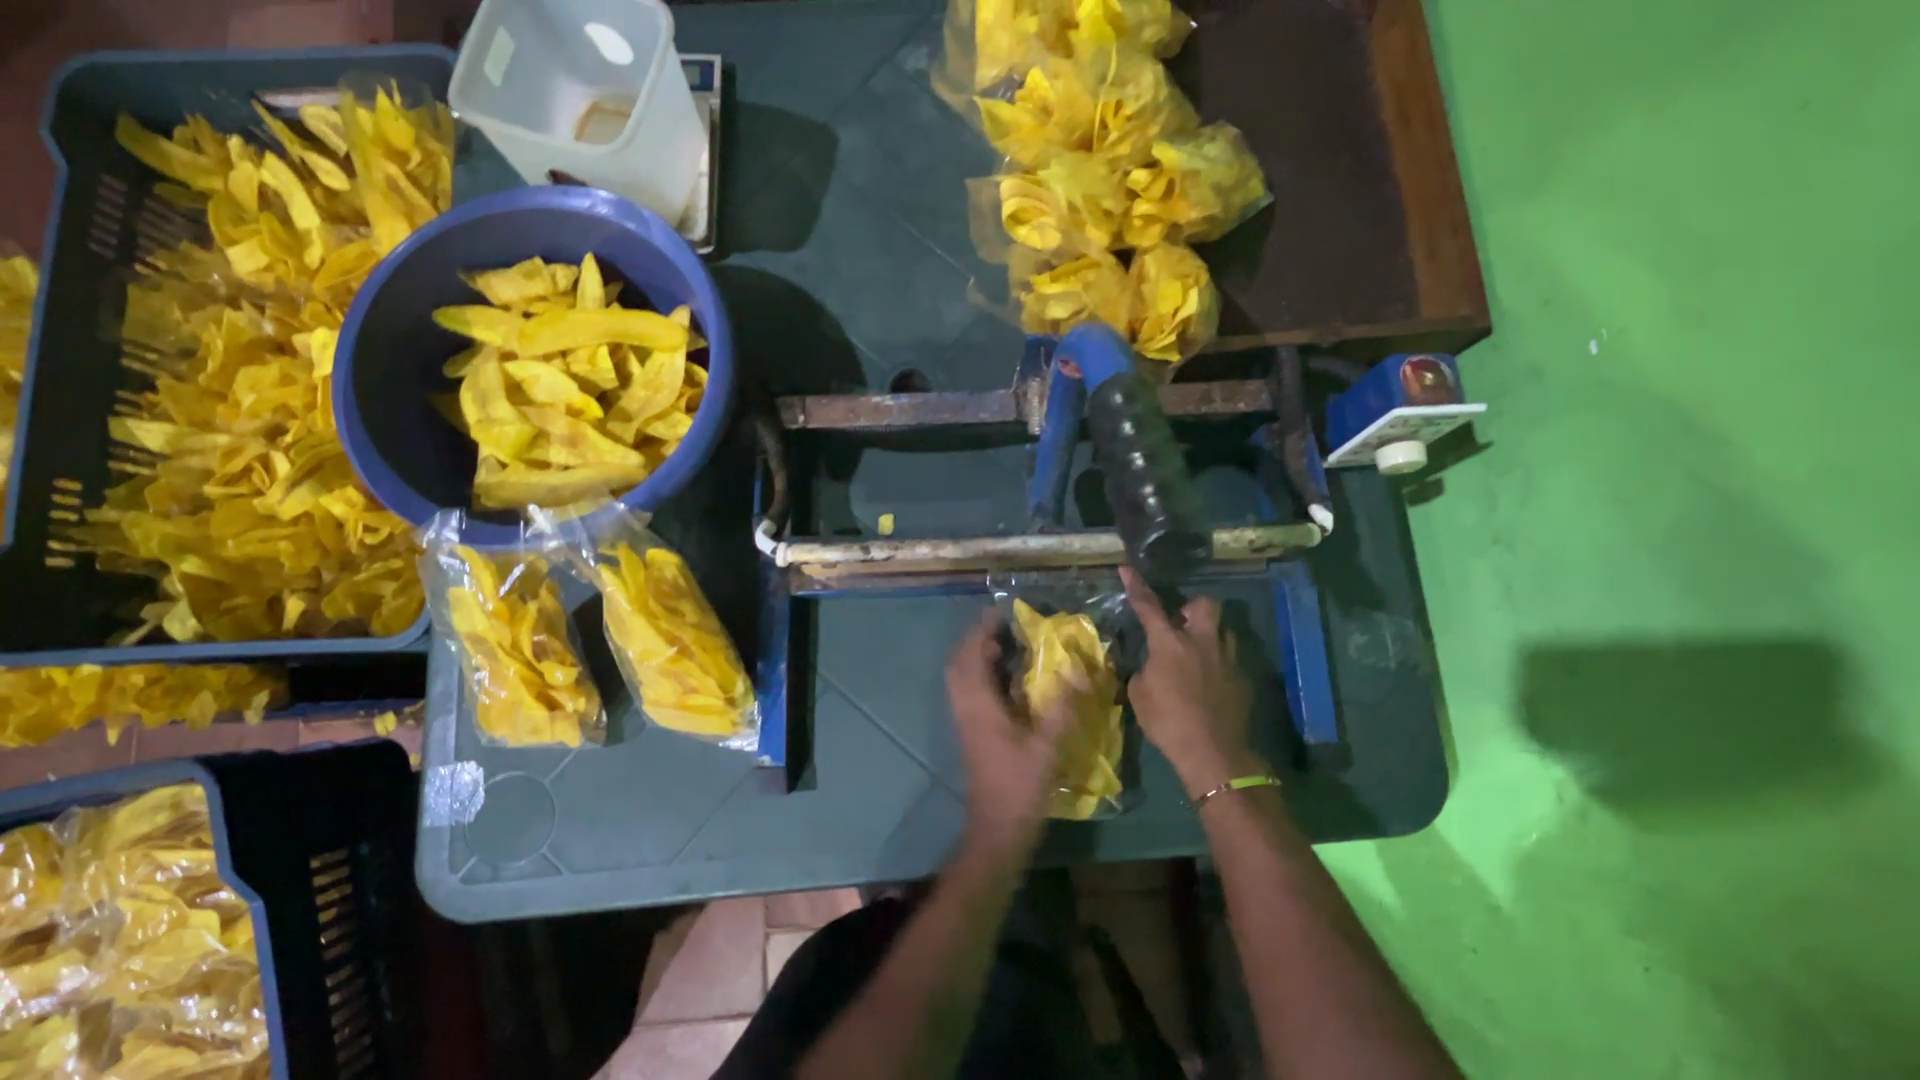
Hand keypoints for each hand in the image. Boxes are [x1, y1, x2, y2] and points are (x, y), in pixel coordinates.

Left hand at [946, 611, 1071, 852]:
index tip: (1001, 614)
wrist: (998, 827)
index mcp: (978, 706)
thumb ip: (1062, 706)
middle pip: (959, 663)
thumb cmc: (1020, 785)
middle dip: (977, 640)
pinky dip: (983, 676)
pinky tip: (1011, 681)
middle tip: (1004, 628)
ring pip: (962, 679)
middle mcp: (965, 708)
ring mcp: (966, 722)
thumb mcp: (1048, 745)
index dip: (981, 631)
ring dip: (978, 658)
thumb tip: (1076, 669)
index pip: (970, 656)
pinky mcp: (972, 733)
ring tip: (1008, 647)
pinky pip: (970, 692)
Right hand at [1119, 566, 1262, 798]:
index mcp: (1170, 644)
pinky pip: (1229, 661)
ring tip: (1197, 659)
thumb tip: (1153, 666)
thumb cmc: (1167, 722)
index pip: (1149, 606)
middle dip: (1193, 608)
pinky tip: (1210, 687)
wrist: (1213, 752)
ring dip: (1208, 639)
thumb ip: (1145, 671)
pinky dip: (1217, 667)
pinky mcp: (1243, 678)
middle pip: (1205, 605)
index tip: (1127, 568)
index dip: (1136, 586)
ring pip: (1221, 632)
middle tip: (1182, 625)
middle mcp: (1202, 642)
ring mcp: (1227, 659)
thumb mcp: (1140, 696)